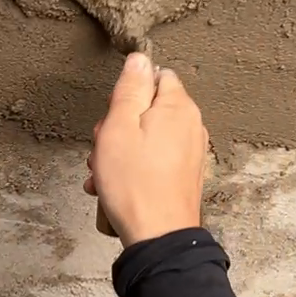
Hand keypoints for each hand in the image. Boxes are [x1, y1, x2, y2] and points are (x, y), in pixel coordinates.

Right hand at [85, 52, 207, 245]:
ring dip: (121, 150)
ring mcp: (190, 153)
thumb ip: (129, 88)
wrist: (157, 237)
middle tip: (104, 147)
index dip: (127, 92)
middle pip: (149, 109)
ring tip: (104, 173)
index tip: (112, 115)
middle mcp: (191, 126)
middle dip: (119, 125)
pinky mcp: (185, 176)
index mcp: (178, 107)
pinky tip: (116, 187)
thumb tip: (139, 59)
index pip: (155, 76)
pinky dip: (134, 168)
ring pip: (147, 137)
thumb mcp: (119, 126)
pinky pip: (154, 160)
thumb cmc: (135, 184)